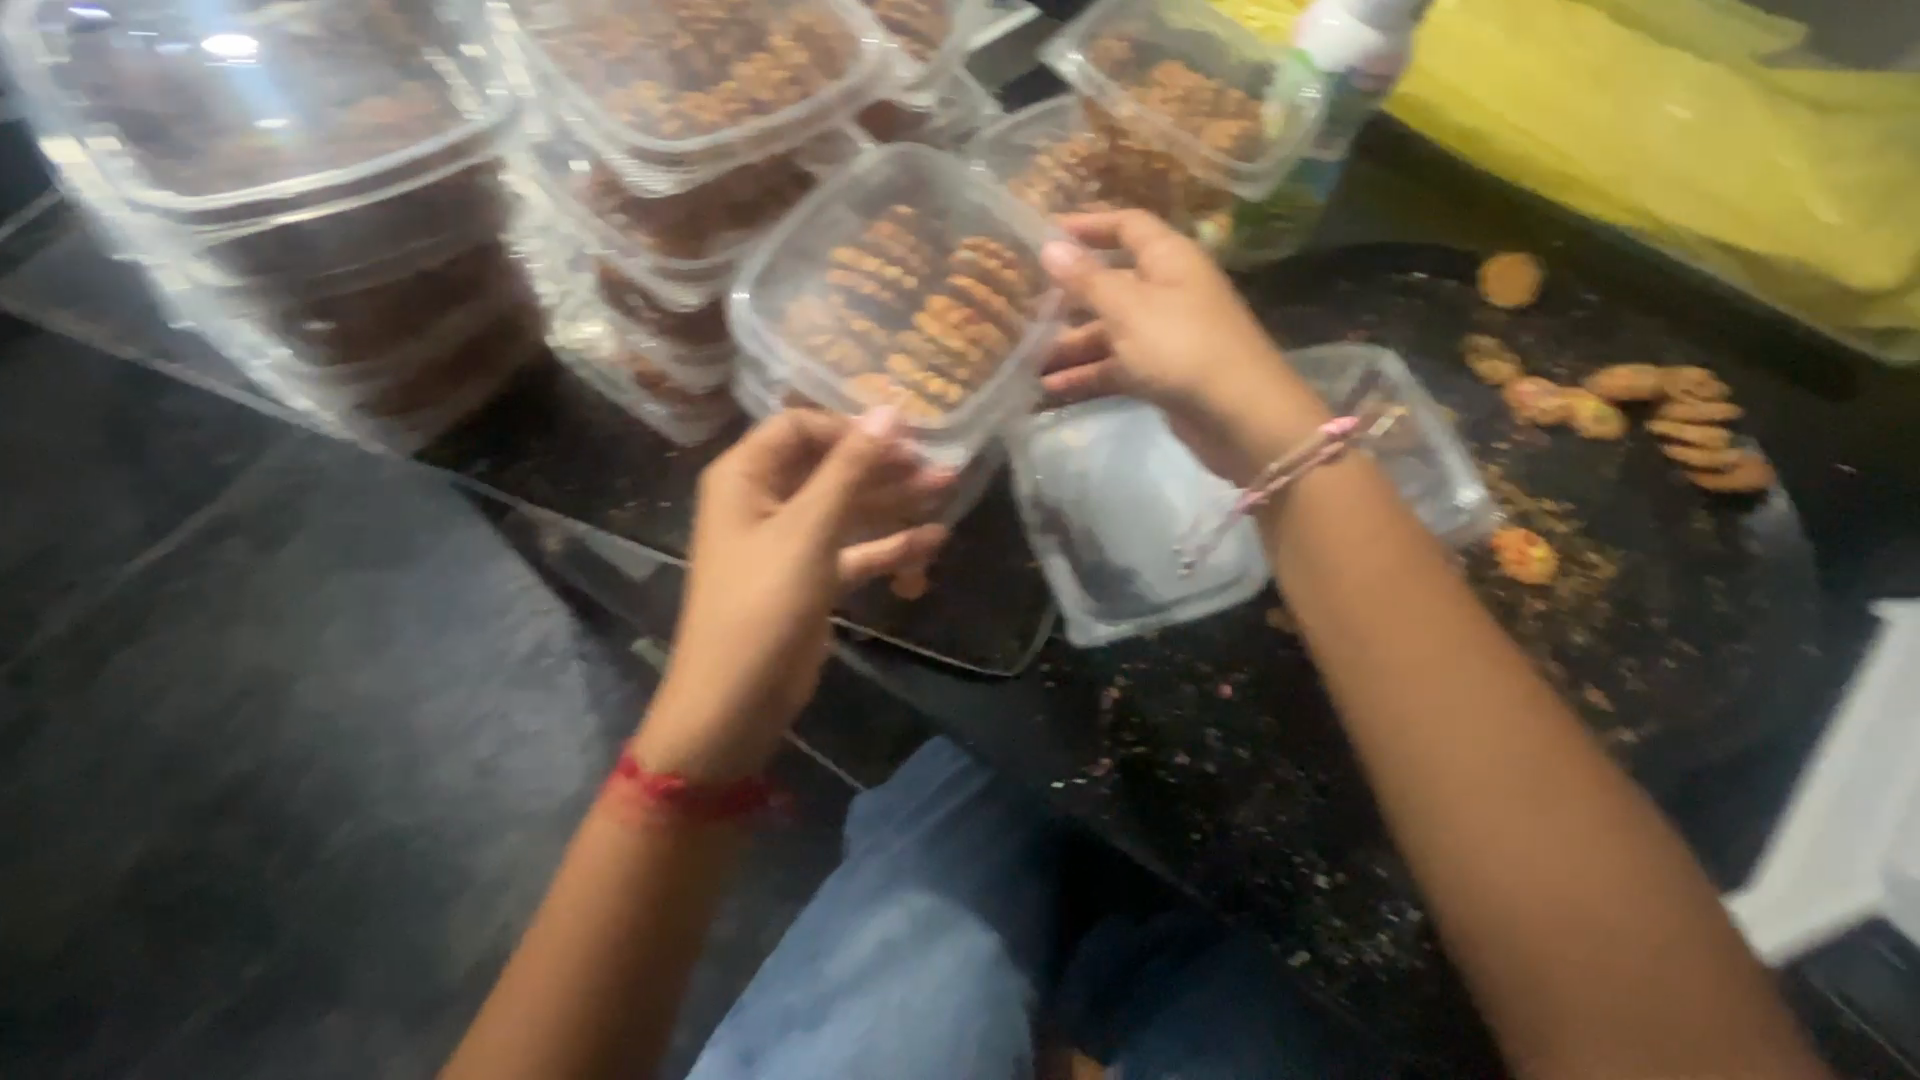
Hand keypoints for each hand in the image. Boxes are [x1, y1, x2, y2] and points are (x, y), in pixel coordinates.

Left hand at [639, 407, 949, 781]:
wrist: (736, 697)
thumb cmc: (764, 601)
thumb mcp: (809, 529)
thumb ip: (850, 469)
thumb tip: (889, 411)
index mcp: (745, 476)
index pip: (800, 427)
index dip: (850, 427)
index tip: (901, 438)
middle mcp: (764, 500)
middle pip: (829, 467)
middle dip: (883, 465)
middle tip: (938, 464)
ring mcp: (788, 542)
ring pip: (847, 508)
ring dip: (894, 501)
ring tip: (949, 489)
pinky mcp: (810, 578)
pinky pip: (853, 550)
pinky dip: (888, 547)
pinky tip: (932, 542)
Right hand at [1039, 210, 1329, 485]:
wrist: (1239, 416)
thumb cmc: (1181, 347)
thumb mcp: (1127, 308)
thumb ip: (1086, 279)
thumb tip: (1050, 246)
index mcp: (1168, 259)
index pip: (1126, 226)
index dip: (1087, 225)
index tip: (1042, 234)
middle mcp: (1168, 290)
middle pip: (1111, 282)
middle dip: (1067, 296)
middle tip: (1020, 305)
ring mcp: (1165, 335)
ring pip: (1109, 331)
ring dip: (1069, 344)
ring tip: (1023, 358)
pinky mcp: (1162, 374)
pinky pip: (1116, 367)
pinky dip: (1087, 376)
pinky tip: (1049, 390)